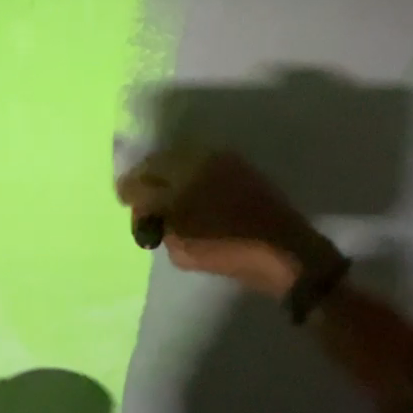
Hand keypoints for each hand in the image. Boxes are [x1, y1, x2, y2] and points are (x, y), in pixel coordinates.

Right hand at [115, 145, 341, 299]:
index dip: (129, 189)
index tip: (123, 200)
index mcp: (185, 172)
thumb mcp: (183, 247)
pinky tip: (190, 196)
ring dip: (168, 175)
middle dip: (146, 178)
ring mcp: (223, 160)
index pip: (143, 175)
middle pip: (161, 161)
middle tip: (139, 199)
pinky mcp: (240, 168)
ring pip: (181, 160)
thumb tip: (146, 210)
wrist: (289, 254)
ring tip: (165, 199)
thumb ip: (157, 223)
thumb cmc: (232, 252)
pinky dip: (190, 176)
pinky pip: (203, 165)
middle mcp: (201, 157)